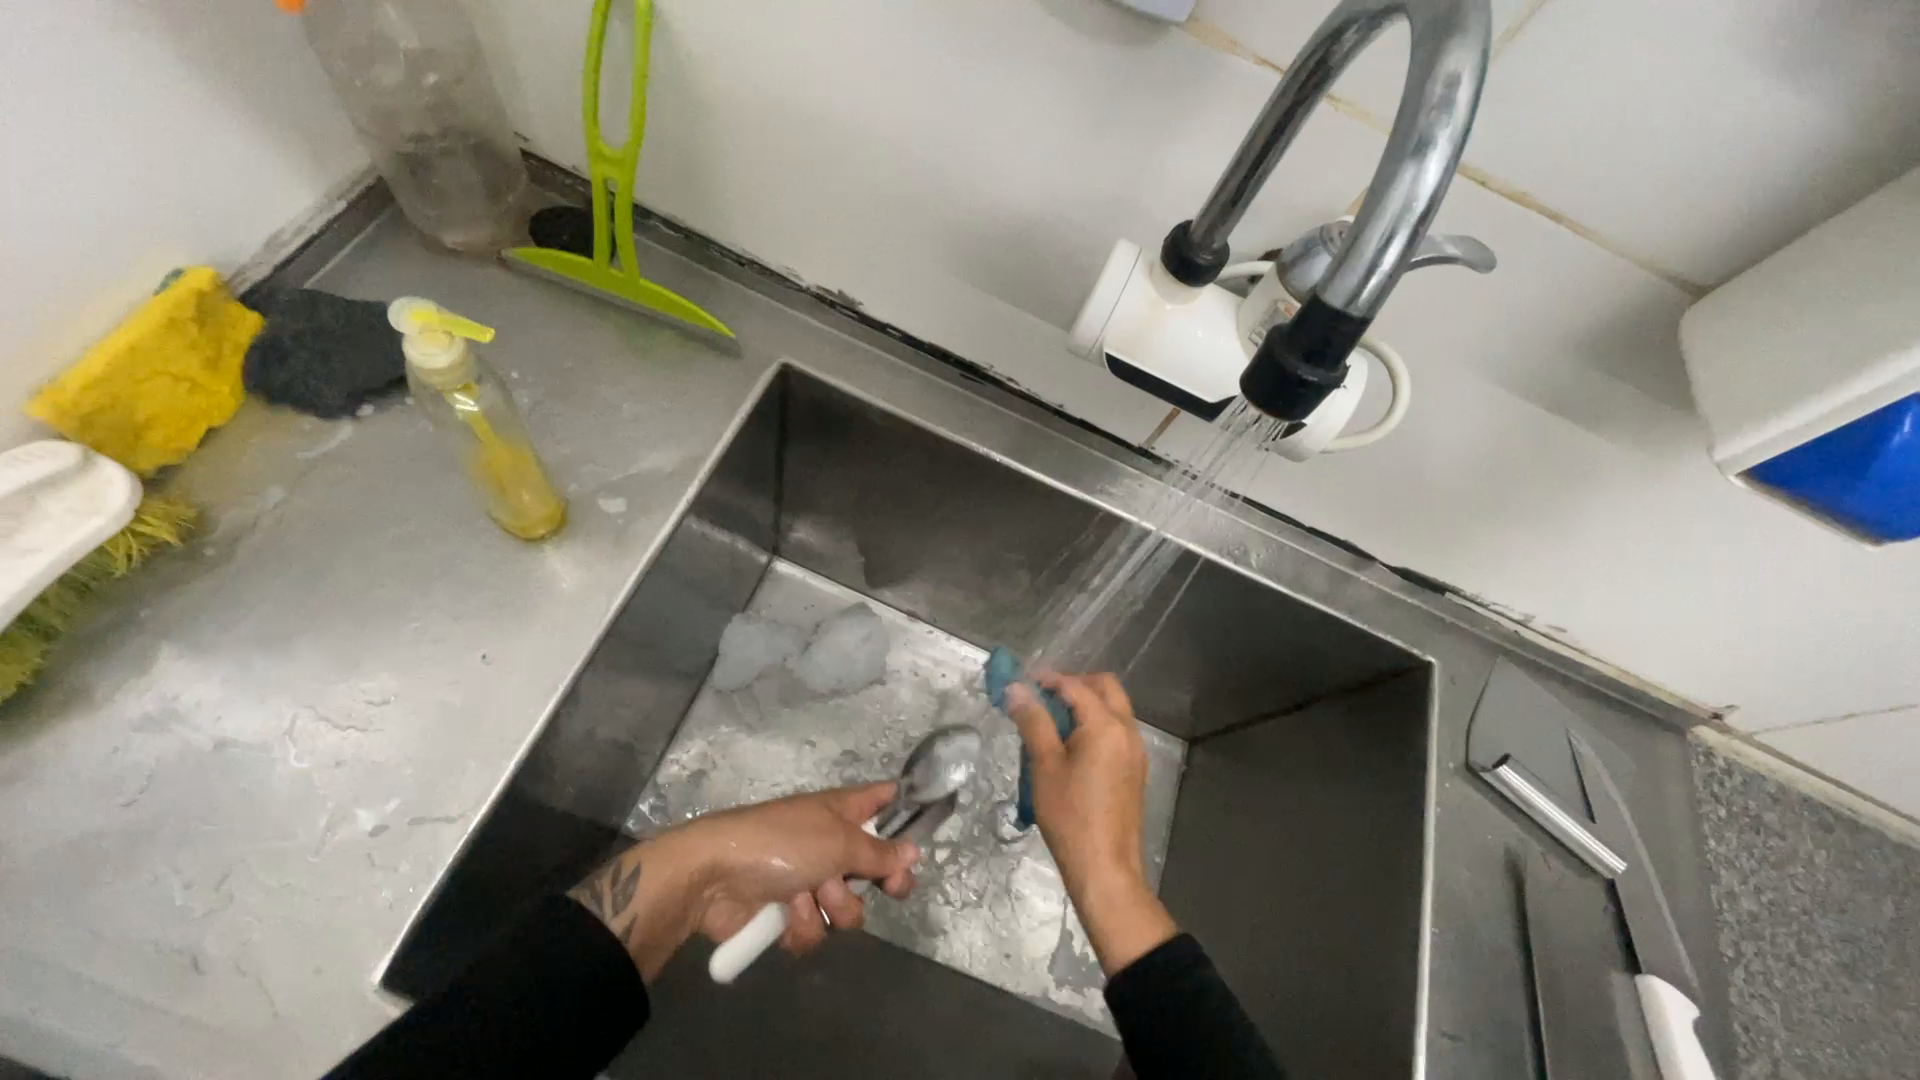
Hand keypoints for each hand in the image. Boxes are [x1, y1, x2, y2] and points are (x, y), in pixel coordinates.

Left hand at [568, 783, 919, 981]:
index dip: (906, 811)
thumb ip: (880, 852)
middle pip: (876, 865)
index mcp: (841, 811)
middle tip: (891, 888)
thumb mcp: (838, 841)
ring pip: (848, 907)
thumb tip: (913, 852)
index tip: (924, 830)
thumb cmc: (781, 843)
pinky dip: (803, 926)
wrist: (714, 876)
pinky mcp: (789, 916)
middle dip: (883, 881)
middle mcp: (830, 844)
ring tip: (810, 894)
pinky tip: (787, 914)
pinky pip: (817, 931)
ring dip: (833, 905)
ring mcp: (809, 880)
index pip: (883, 800)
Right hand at [1006, 672, 1177, 974]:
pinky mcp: (1135, 770)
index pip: (1075, 686)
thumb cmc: (1070, 816)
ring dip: (1086, 704)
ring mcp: (1136, 751)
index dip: (1047, 678)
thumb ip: (1033, 721)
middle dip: (1073, 684)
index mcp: (1106, 725)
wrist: (1105, 868)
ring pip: (1114, 709)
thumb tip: (1017, 689)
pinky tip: (1070, 746)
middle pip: (1105, 687)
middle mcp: (1128, 731)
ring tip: (1051, 721)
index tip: (1020, 680)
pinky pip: (1117, 731)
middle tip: (1042, 696)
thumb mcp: (1044, 765)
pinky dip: (1095, 724)